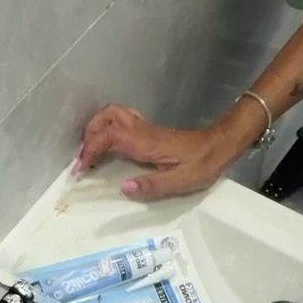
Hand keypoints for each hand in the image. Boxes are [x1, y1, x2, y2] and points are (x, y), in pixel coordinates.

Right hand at [74, 103, 260, 200]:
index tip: (81, 168)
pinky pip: (124, 120)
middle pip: (107, 116)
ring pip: (114, 114)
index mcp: (145, 143)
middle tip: (83, 158)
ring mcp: (146, 128)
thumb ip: (151, 186)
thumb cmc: (203, 164)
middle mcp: (142, 131)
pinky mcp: (150, 131)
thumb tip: (123, 188)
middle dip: (89, 133)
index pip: (109, 137)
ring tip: (91, 151)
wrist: (221, 145)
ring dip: (97, 128)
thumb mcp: (179, 181)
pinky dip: (109, 129)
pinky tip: (110, 146)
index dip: (90, 149)